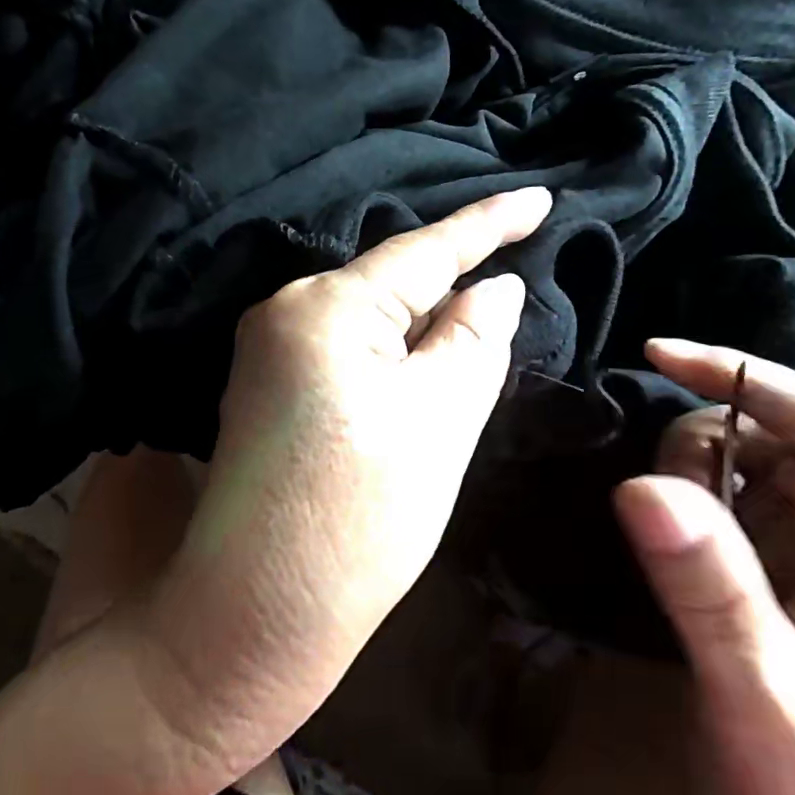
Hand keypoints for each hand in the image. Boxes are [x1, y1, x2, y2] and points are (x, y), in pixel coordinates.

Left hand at [139, 187, 551, 777]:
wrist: (258, 599)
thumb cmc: (360, 514)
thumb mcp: (439, 420)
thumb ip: (471, 340)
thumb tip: (492, 286)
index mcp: (322, 305)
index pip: (420, 250)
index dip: (484, 223)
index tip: (536, 195)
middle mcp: (279, 308)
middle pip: (382, 280)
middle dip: (445, 276)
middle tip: (514, 257)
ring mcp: (261, 345)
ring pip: (358, 313)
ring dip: (412, 316)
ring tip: (472, 312)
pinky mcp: (260, 381)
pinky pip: (334, 343)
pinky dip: (379, 345)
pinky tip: (409, 354)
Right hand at [616, 340, 794, 794]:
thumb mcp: (763, 702)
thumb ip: (709, 594)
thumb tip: (641, 485)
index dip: (761, 384)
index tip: (659, 353)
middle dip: (714, 440)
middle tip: (654, 490)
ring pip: (764, 465)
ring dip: (697, 469)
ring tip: (661, 526)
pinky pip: (740, 500)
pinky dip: (693, 492)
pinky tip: (670, 528)